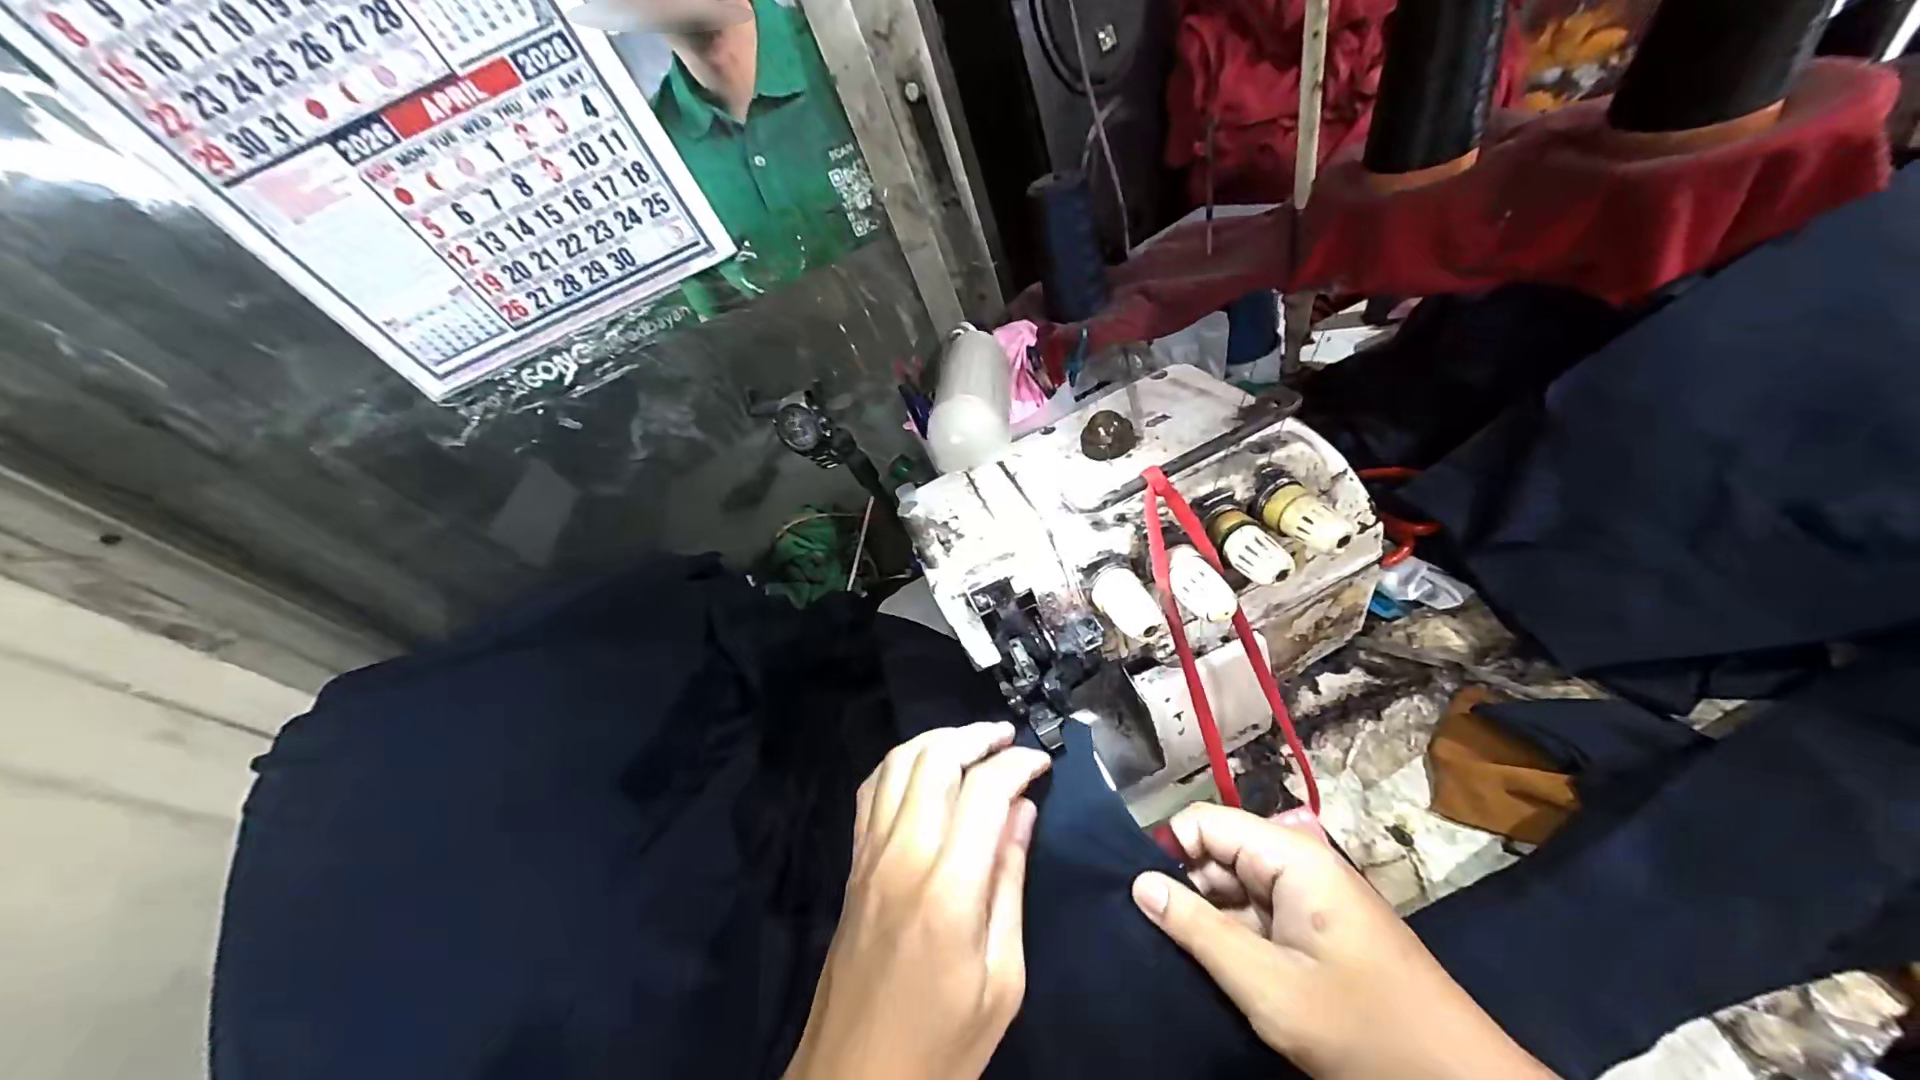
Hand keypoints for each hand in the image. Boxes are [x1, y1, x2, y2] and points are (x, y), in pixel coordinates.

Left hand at [784, 722, 1051, 1079]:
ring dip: (937, 740)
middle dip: (976, 737)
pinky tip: (923, 770)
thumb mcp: (1001, 978)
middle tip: (1009, 739)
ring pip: (897, 763)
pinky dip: (900, 764)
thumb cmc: (941, 1043)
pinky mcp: (852, 863)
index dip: (1018, 764)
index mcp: (948, 886)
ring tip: (972, 742)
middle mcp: (902, 853)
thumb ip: (1009, 882)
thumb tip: (1022, 812)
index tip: (1042, 762)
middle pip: (934, 759)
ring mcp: (869, 854)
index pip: (984, 790)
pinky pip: (870, 790)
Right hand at [1132, 804, 1556, 1079]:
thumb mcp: (1268, 986)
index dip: (1168, 851)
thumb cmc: (1364, 1032)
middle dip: (1187, 888)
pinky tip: (1220, 969)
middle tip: (1161, 937)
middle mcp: (1298, 862)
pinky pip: (1256, 913)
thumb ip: (1198, 930)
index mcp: (1291, 856)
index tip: (1141, 896)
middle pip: (1217, 852)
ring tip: (1184, 957)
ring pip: (1233, 886)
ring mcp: (1308, 895)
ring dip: (1209, 918)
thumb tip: (1139, 883)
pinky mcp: (1314, 926)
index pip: (1204, 823)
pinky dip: (1234, 936)